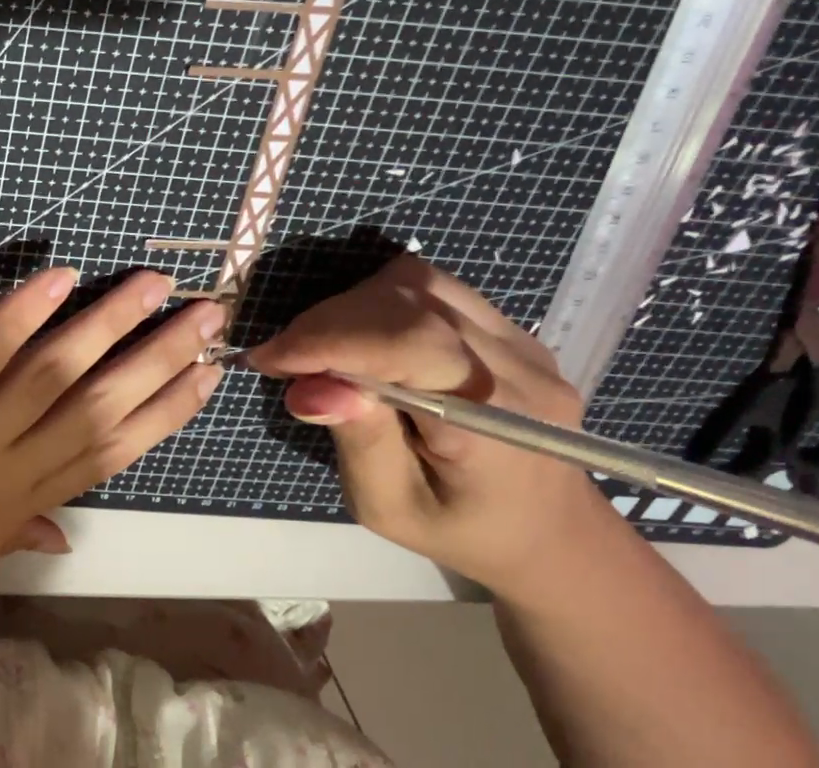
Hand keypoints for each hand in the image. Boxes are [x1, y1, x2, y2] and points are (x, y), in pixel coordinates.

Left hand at [0, 268, 225, 760]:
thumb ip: (8, 536)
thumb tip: (59, 533)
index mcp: (16, 512)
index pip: (107, 454)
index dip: (162, 413)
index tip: (207, 376)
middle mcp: (4, 478)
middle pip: (97, 409)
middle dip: (156, 359)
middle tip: (208, 313)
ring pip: (48, 380)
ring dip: (105, 327)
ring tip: (151, 284)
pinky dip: (15, 320)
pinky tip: (54, 282)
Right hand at [245, 255, 613, 598]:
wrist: (551, 533)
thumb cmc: (460, 530)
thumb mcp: (391, 508)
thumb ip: (357, 441)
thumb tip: (310, 388)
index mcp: (491, 422)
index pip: (406, 344)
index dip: (326, 339)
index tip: (268, 359)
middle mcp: (517, 369)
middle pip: (407, 304)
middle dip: (328, 322)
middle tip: (287, 359)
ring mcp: (522, 342)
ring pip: (418, 284)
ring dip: (351, 307)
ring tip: (324, 347)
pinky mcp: (512, 330)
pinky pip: (433, 289)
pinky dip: (380, 303)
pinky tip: (364, 339)